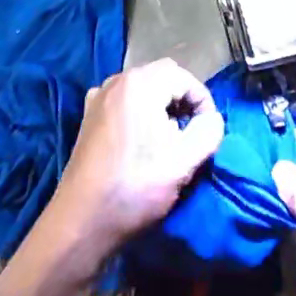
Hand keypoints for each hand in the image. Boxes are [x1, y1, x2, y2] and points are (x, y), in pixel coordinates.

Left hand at [53, 58, 226, 249]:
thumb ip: (207, 132)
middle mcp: (116, 80)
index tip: (207, 130)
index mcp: (139, 83)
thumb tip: (212, 118)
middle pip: (161, 76)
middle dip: (182, 100)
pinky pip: (123, 101)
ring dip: (161, 106)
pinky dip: (139, 111)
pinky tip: (141, 141)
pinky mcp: (89, 115)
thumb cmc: (136, 187)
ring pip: (142, 88)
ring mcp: (99, 96)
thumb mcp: (184, 162)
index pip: (183, 76)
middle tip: (191, 133)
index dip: (202, 100)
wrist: (83, 220)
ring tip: (169, 140)